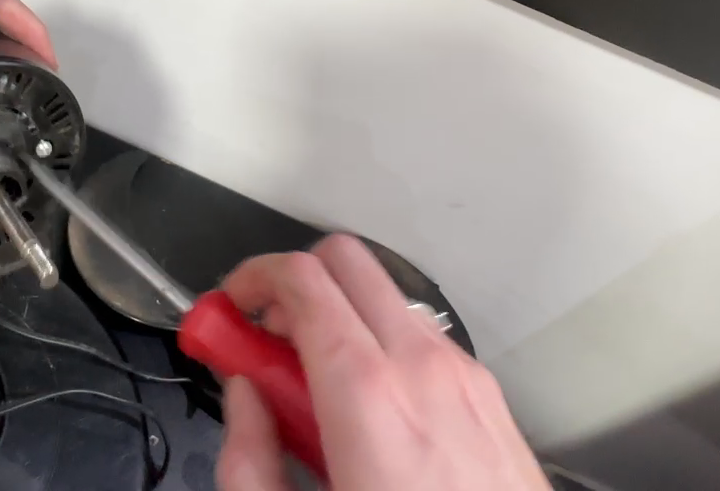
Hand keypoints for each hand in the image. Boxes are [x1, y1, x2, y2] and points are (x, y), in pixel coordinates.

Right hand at [216, 235, 548, 490]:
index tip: (231, 310)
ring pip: (381, 295)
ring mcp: (462, 377)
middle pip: (344, 260)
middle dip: (292, 282)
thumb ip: (249, 459)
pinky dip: (379, 344)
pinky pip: (418, 336)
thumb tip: (244, 398)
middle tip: (265, 336)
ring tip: (314, 390)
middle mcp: (421, 368)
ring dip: (336, 315)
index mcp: (369, 396)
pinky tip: (368, 414)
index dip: (251, 279)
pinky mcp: (488, 397)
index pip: (301, 279)